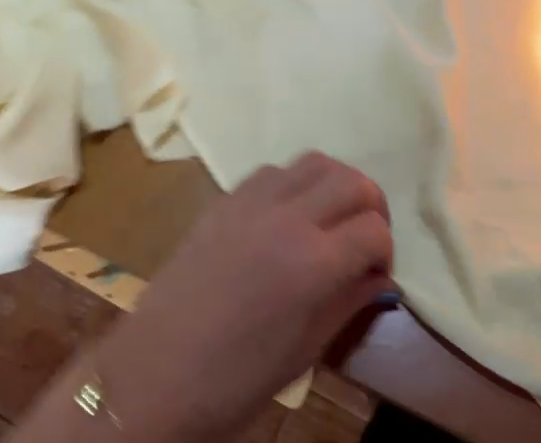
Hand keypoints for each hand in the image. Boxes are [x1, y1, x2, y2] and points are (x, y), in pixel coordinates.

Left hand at [68, 153, 395, 442]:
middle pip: (353, 181)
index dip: (385, 251)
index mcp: (313, 264)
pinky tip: (287, 216)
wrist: (154, 374)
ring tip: (331, 218)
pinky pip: (274, 171)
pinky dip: (294, 184)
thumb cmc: (235, 379)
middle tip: (363, 238)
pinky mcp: (224, 200)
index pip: (375, 230)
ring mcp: (252, 202)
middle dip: (371, 207)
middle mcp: (288, 219)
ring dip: (335, 185)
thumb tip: (379, 277)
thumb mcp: (305, 350)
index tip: (375, 273)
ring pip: (315, 162)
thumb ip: (349, 303)